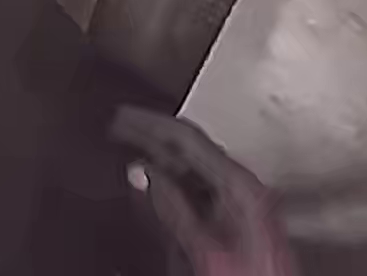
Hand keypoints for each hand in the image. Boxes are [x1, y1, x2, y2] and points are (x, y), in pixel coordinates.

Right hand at [113, 108, 296, 275]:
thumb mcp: (205, 250)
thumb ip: (173, 206)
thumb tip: (143, 171)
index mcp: (240, 183)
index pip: (188, 137)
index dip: (151, 123)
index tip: (124, 116)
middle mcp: (245, 188)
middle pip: (190, 149)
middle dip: (153, 138)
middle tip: (121, 127)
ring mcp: (244, 207)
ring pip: (193, 171)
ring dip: (161, 161)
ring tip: (131, 151)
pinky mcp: (240, 226)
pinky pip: (199, 193)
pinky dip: (174, 187)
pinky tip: (157, 190)